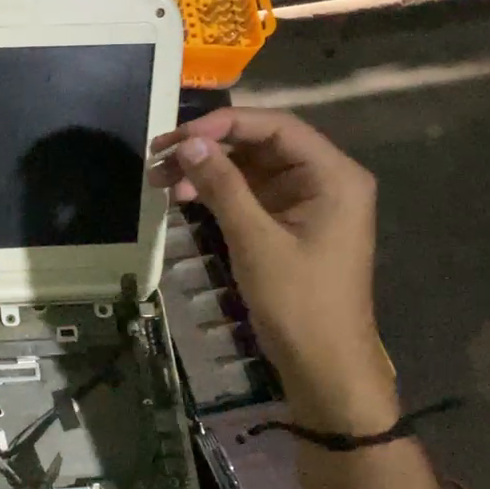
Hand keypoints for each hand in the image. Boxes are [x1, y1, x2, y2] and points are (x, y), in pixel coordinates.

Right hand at [149, 108, 392, 428]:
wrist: (323, 363)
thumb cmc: (298, 301)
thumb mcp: (255, 240)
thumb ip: (222, 186)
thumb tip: (187, 144)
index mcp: (333, 176)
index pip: (275, 127)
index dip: (223, 125)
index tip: (176, 138)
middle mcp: (323, 180)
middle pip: (260, 144)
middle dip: (207, 148)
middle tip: (157, 156)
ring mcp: (305, 203)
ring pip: (249, 170)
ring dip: (205, 171)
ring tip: (159, 181)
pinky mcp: (287, 224)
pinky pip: (248, 196)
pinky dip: (215, 194)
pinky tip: (181, 199)